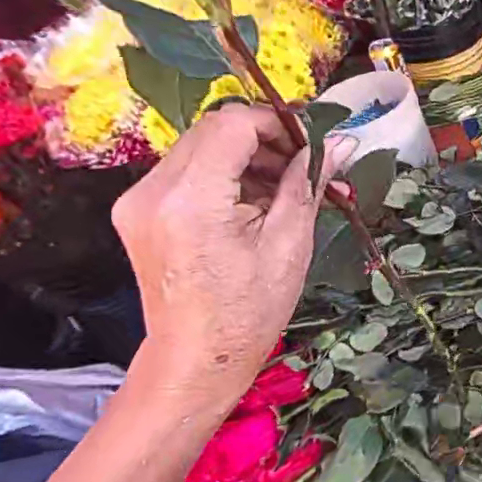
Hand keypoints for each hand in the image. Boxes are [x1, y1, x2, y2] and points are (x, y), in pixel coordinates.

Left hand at [112, 105, 350, 402]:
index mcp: (190, 200)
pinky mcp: (141, 211)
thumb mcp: (290, 239)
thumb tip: (342, 140)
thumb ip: (309, 180)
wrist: (197, 359)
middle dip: (269, 136)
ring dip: (252, 153)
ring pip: (204, 145)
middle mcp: (152, 191)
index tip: (316, 142)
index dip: (280, 123)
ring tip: (291, 183)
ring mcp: (139, 201)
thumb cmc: (251, 307)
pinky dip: (232, 171)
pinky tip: (261, 197)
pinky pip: (192, 168)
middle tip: (309, 161)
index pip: (234, 124)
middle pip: (216, 129)